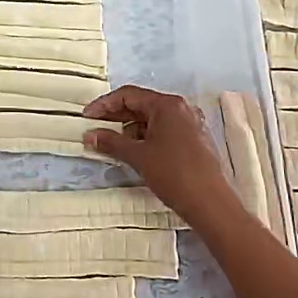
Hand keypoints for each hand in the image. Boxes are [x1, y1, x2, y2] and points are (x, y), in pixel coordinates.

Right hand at [83, 86, 243, 227]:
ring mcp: (190, 124)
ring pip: (153, 119)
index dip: (104, 104)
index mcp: (167, 105)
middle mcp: (181, 108)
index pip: (129, 95)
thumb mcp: (138, 156)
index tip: (87, 117)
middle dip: (117, 117)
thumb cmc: (174, 174)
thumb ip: (111, 142)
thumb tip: (90, 135)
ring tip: (114, 145)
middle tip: (96, 129)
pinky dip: (147, 137)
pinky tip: (136, 152)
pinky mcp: (194, 140)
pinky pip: (165, 131)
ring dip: (131, 129)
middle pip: (142, 105)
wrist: (210, 202)